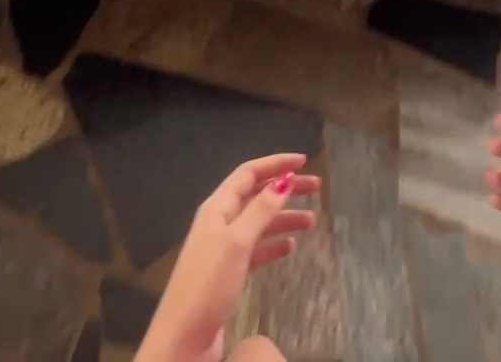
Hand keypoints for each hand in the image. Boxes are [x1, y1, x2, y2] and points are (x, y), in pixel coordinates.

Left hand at [136, 153, 320, 361]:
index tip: (304, 161)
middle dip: (285, 189)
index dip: (275, 164)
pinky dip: (273, 245)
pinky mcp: (228, 273)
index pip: (248, 173)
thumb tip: (284, 181)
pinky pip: (256, 249)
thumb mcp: (236, 242)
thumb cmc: (208, 283)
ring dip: (284, 218)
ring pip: (259, 223)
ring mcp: (223, 248)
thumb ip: (260, 210)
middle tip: (317, 187)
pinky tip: (289, 247)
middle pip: (256, 195)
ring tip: (311, 222)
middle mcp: (220, 222)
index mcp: (217, 207)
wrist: (183, 339)